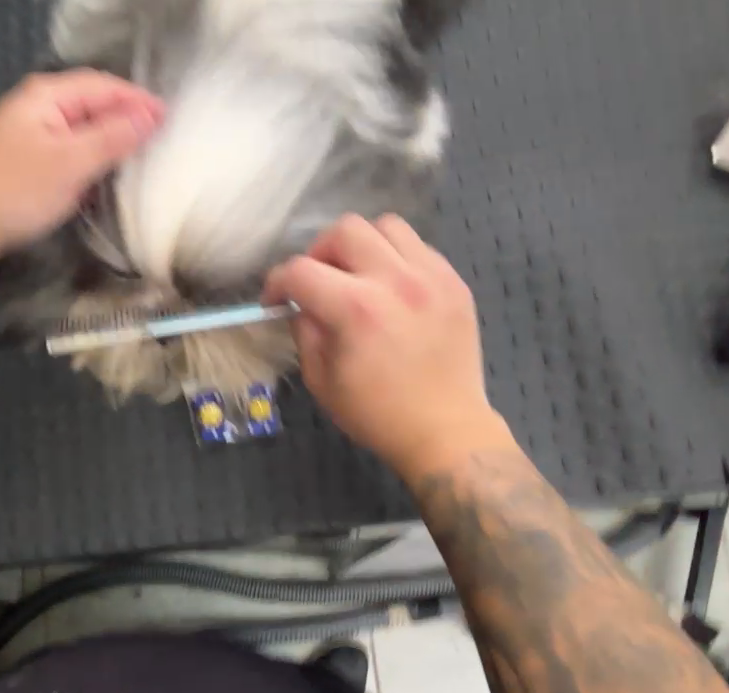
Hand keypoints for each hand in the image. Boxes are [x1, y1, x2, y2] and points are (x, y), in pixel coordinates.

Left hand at [0, 70, 163, 267]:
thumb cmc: (15, 191)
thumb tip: (150, 117)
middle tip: (159, 139)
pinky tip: (99, 183)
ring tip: (137, 160)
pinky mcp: (20, 166)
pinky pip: (64, 156)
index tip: (170, 119)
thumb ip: (112, 138)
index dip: (138, 101)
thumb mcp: (70, 164)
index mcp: (47, 96)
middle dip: (124, 119)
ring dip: (106, 144)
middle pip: (90, 106)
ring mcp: (25, 137)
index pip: (103, 87)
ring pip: (77, 133)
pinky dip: (86, 164)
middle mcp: (35, 108)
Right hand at [264, 215, 505, 474]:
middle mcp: (395, 280)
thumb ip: (306, 333)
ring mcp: (431, 276)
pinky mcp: (454, 281)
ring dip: (361, 245)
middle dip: (319, 253)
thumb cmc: (376, 414)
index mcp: (356, 310)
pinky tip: (390, 290)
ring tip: (356, 277)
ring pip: (387, 226)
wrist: (444, 429)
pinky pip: (418, 247)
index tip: (274, 300)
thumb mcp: (322, 381)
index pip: (301, 271)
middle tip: (317, 283)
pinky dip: (395, 259)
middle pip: (345, 230)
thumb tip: (302, 305)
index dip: (276, 283)